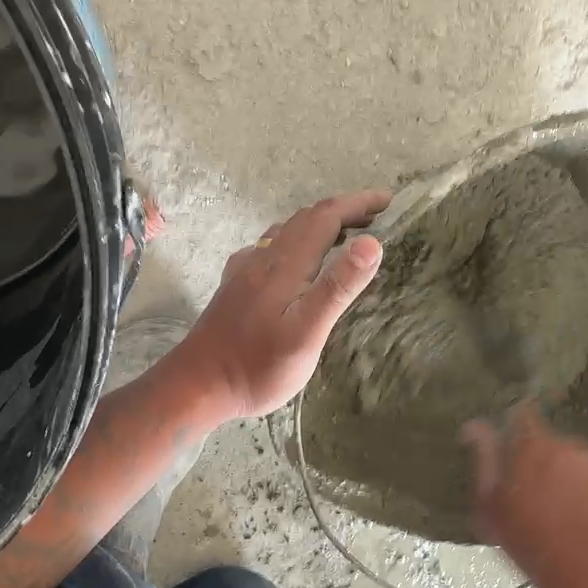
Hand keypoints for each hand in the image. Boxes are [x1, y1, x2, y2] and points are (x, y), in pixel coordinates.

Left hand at [167, 190, 388, 419]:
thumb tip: (372, 244)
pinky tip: (298, 261)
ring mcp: (246, 272)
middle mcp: (263, 259)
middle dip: (343, 210)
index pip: (326, 218)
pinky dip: (297, 242)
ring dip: (320, 225)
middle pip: (306, 219)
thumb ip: (338, 288)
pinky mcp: (236, 287)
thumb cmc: (258, 367)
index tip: (389, 200)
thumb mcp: (307, 333)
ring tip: (347, 235)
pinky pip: (271, 249)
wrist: (198, 386)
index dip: (358, 204)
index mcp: (285, 265)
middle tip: (376, 216)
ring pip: (287, 232)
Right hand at [460, 404, 587, 587]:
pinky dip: (579, 487)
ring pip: (567, 458)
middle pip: (545, 440)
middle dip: (534, 456)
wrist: (584, 574)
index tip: (504, 444)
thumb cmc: (527, 541)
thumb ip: (483, 459)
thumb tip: (474, 425)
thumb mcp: (490, 505)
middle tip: (524, 490)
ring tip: (550, 507)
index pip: (520, 415)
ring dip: (557, 472)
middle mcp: (565, 445)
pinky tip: (573, 514)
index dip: (511, 425)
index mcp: (531, 446)